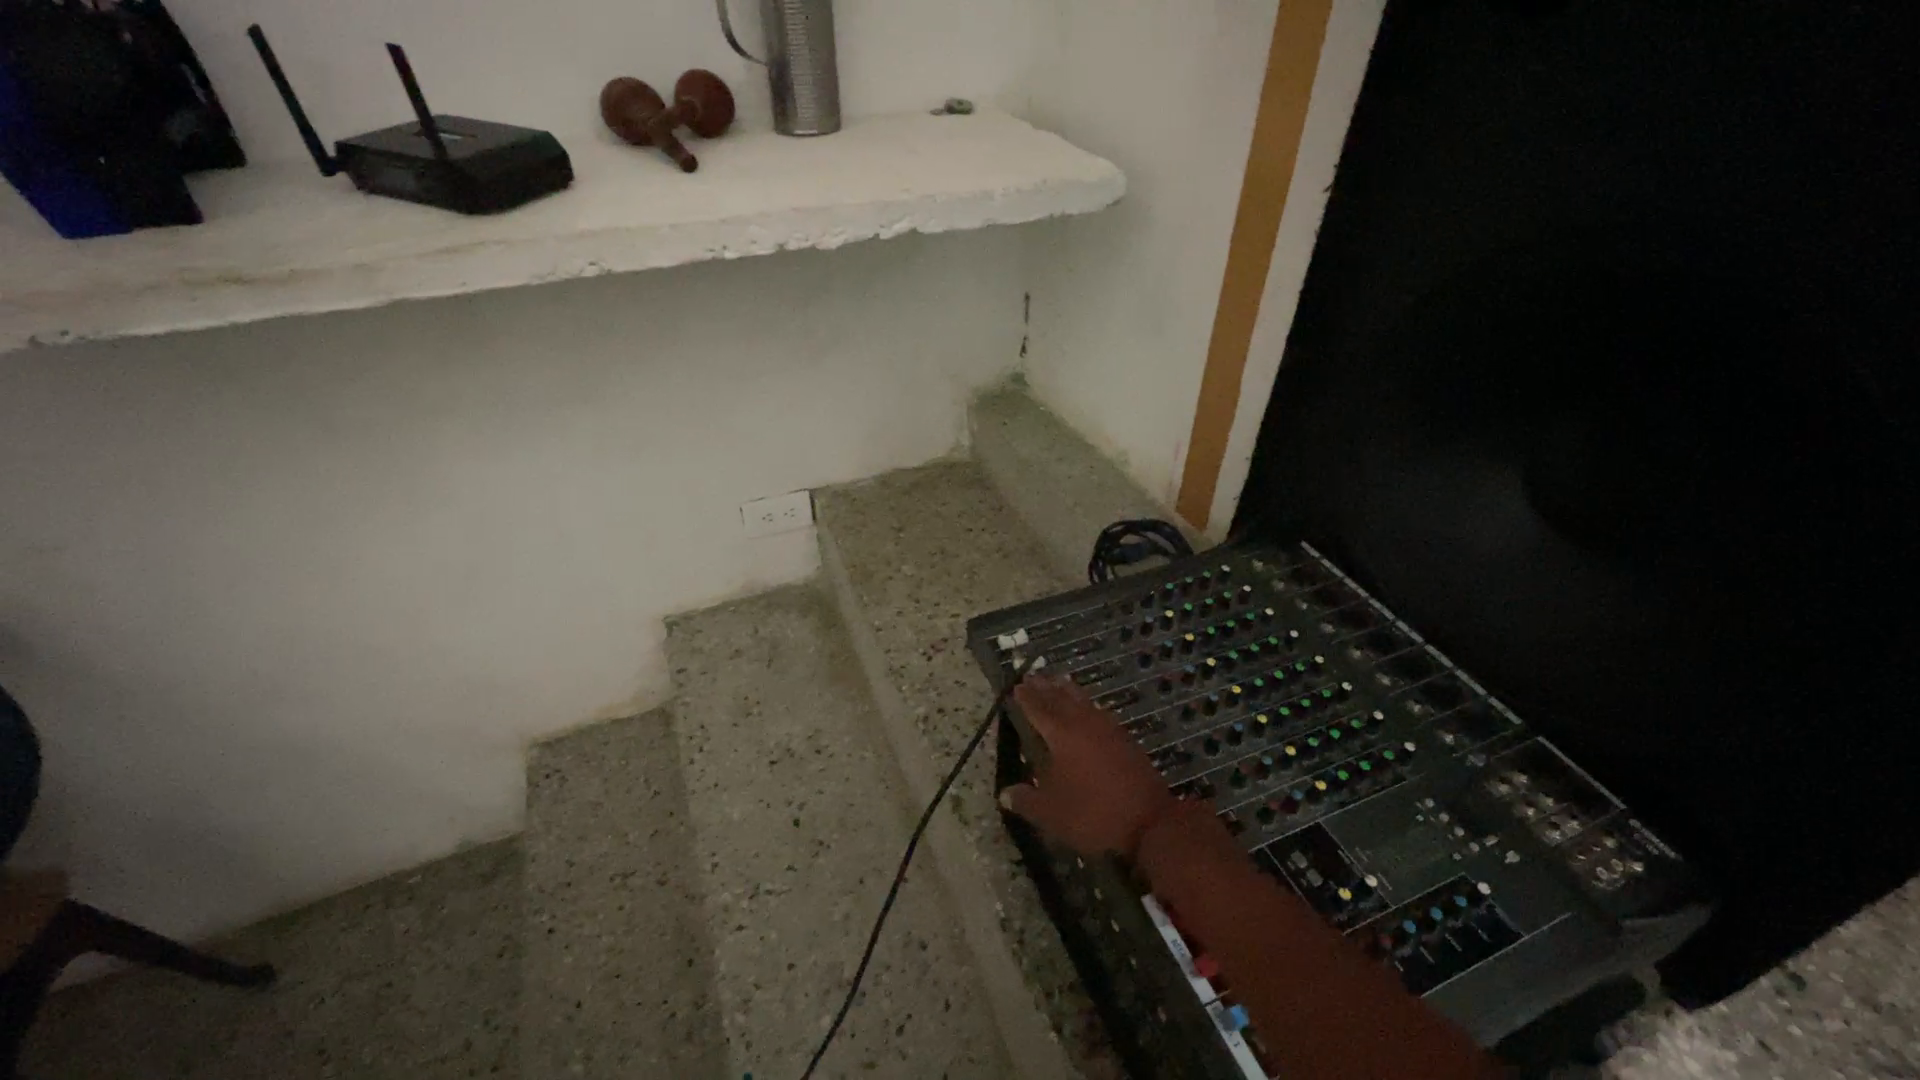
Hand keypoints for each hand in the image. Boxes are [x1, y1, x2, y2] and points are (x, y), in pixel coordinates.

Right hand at [998, 673, 1177, 859]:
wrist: (1150, 822)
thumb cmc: (1093, 815)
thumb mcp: (1051, 814)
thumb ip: (1026, 800)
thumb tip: (1005, 793)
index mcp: (1062, 735)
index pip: (1038, 709)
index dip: (1026, 698)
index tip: (1016, 686)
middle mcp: (1085, 724)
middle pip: (1062, 698)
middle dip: (1046, 687)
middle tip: (1034, 676)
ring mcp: (1109, 730)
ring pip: (1084, 702)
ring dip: (1068, 691)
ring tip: (1059, 683)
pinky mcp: (1126, 740)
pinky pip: (1100, 713)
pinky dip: (1088, 706)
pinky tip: (1089, 712)